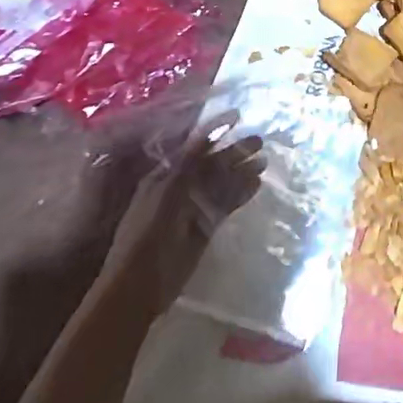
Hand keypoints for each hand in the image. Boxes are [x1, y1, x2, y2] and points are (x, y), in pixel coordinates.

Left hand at [103, 131, 264, 303]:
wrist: (138, 286)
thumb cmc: (148, 234)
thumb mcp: (167, 191)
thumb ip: (190, 162)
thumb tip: (211, 133)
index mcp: (165, 175)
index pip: (195, 146)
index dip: (215, 130)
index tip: (237, 116)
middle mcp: (180, 188)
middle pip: (211, 164)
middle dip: (234, 151)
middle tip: (260, 141)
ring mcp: (192, 209)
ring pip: (221, 184)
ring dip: (241, 172)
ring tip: (264, 162)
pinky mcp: (203, 229)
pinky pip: (225, 205)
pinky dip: (240, 194)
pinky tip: (256, 186)